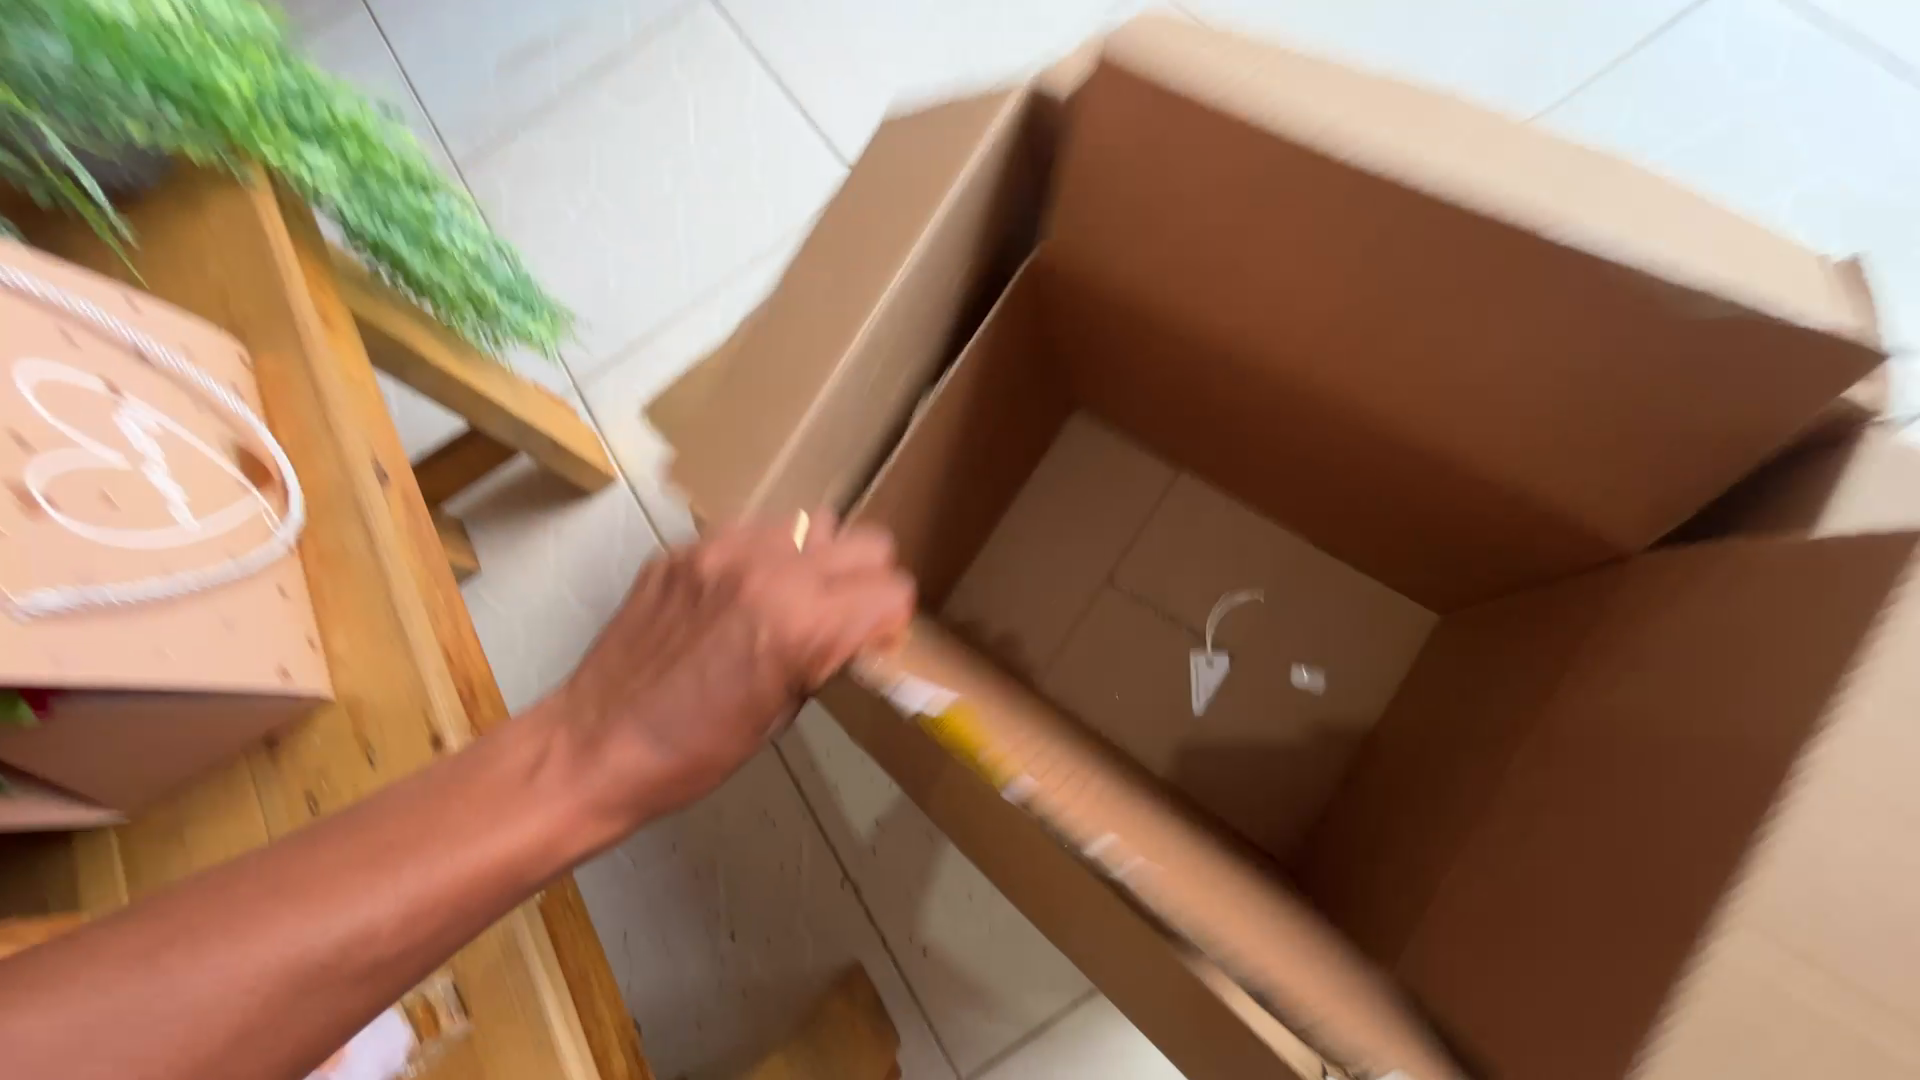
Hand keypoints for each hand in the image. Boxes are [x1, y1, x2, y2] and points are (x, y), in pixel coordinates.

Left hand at [539, 512, 913, 841]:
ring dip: (818, 559)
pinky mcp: (685, 548)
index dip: (890, 623)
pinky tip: (738, 596)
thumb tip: (851, 630)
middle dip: (868, 582)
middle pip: (868, 543)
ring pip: (814, 523)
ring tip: (791, 598)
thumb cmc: (694, 753)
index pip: (893, 592)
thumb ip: (826, 655)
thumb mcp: (782, 714)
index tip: (872, 644)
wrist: (592, 745)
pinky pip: (754, 532)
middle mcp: (770, 569)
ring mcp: (722, 550)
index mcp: (800, 623)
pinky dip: (765, 558)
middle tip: (842, 617)